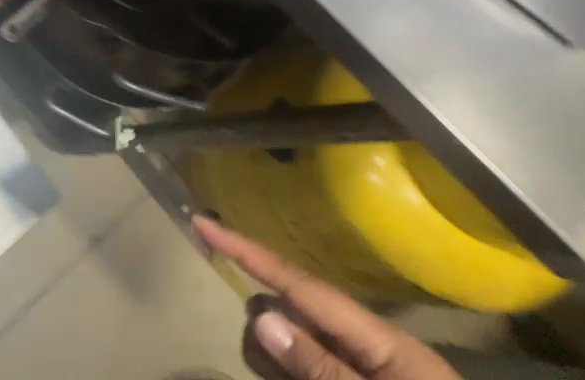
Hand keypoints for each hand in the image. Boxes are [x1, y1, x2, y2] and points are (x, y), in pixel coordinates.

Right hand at [193, 216, 461, 379]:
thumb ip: (323, 368)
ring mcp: (353, 368)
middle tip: (278, 375)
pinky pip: (293, 365)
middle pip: (286, 311)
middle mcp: (364, 346)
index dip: (248, 251)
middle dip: (266, 332)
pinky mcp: (341, 379)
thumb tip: (261, 316)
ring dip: (275, 362)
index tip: (202, 221)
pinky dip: (285, 372)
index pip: (302, 284)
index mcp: (383, 342)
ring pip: (282, 341)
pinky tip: (289, 379)